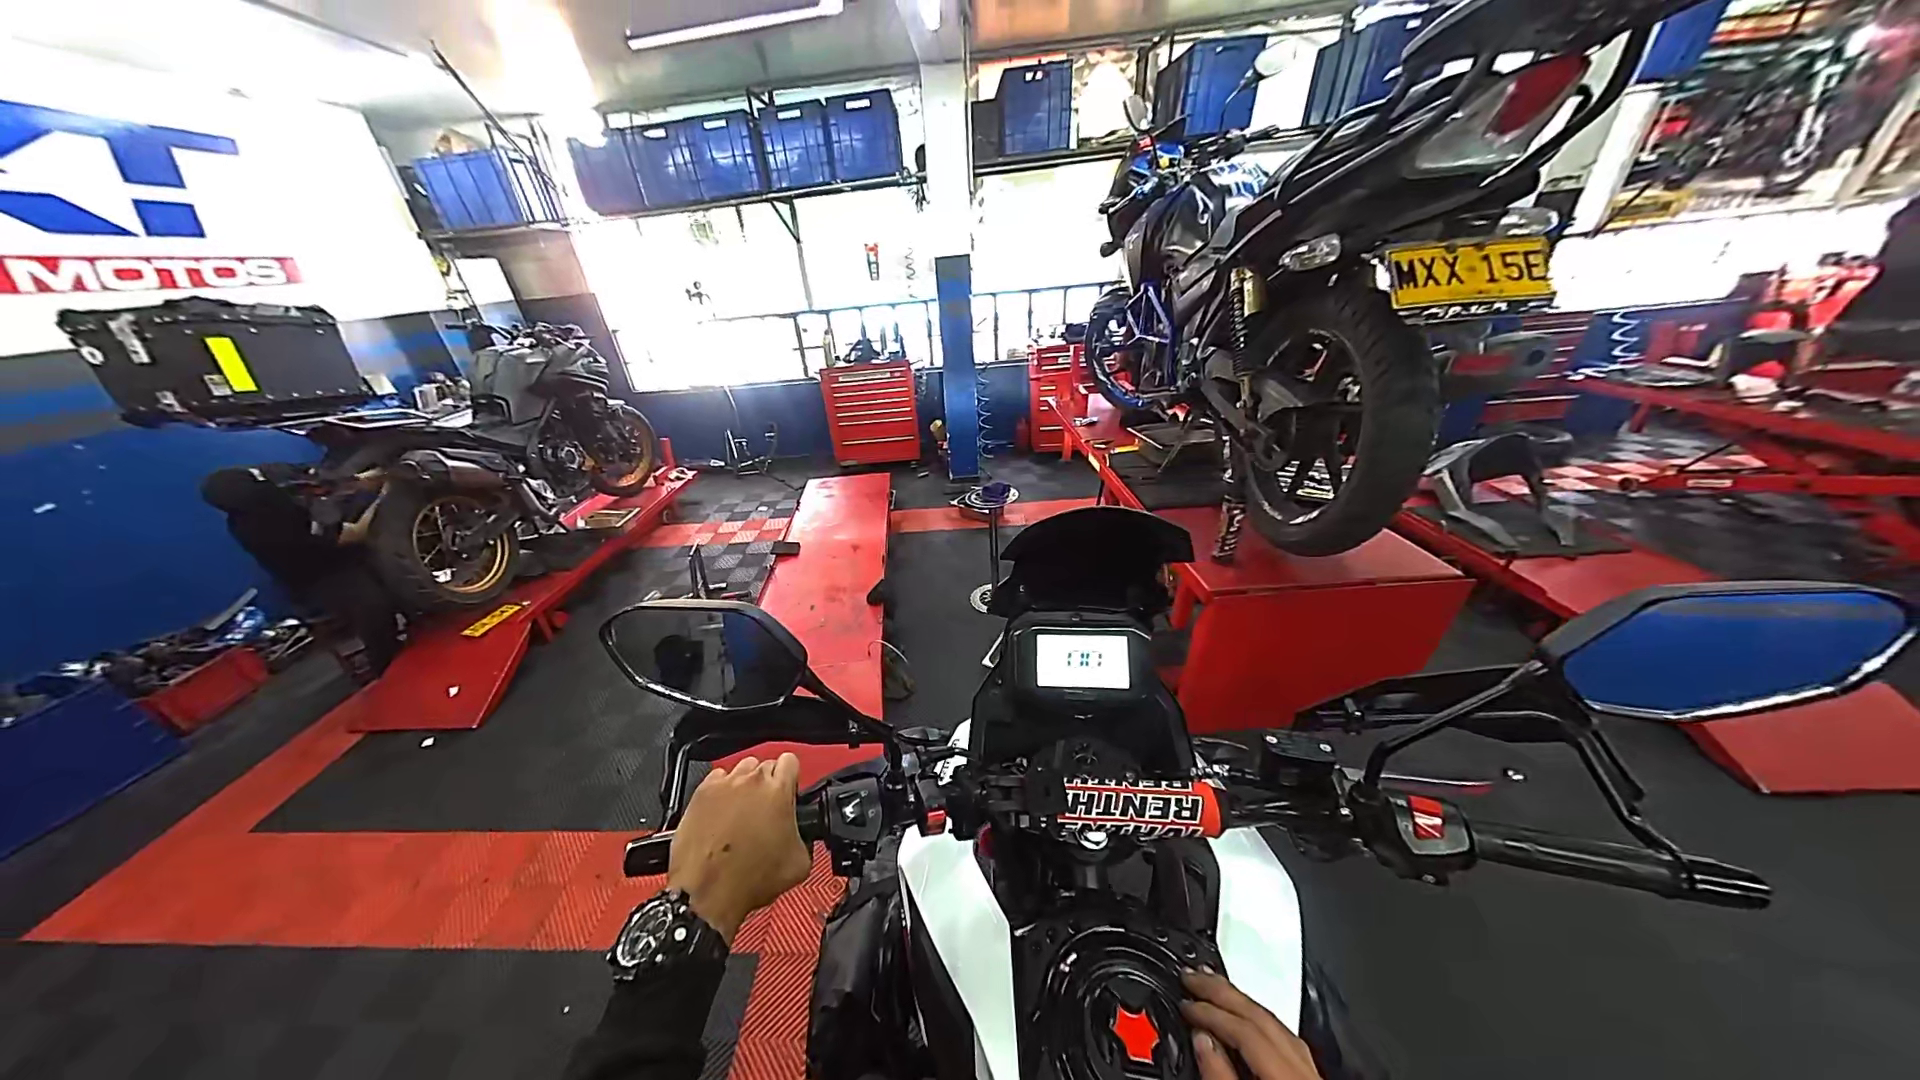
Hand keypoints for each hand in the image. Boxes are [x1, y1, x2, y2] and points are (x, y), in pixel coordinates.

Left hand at [666, 753, 812, 942]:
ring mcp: (724, 785)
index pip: (790, 760)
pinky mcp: (701, 794)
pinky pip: (716, 779)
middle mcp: (751, 781)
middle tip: (766, 808)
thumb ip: (806, 837)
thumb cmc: (747, 879)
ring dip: (746, 784)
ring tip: (743, 809)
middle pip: (766, 764)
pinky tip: (723, 811)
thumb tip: (803, 836)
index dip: (791, 776)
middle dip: (769, 784)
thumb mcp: (799, 863)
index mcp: (779, 790)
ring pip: (742, 768)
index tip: (788, 790)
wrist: (708, 894)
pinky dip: (721, 791)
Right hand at [1181, 970, 1323, 1079]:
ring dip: (1238, 999)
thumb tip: (1200, 1039)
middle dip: (1221, 991)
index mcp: (1289, 1077)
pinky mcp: (1313, 1079)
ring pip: (1275, 1022)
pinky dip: (1257, 1017)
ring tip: (1211, 983)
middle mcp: (1306, 1071)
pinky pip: (1285, 1036)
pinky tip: (1243, 1012)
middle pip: (1262, 1017)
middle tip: (1191, 974)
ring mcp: (1314, 1074)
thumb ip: (1221, 1078)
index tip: (1185, 1003)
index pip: (1246, 1030)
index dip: (1210, 1012)